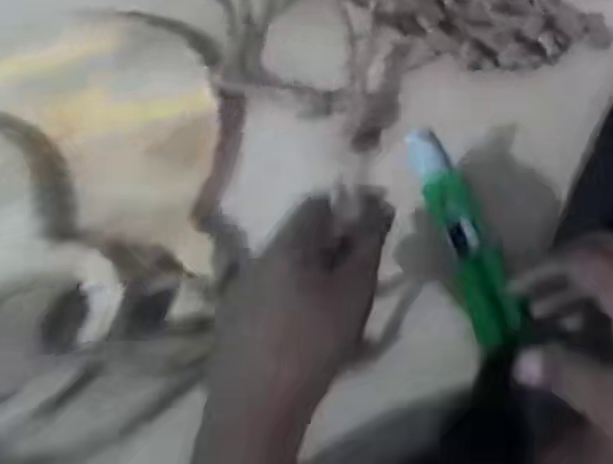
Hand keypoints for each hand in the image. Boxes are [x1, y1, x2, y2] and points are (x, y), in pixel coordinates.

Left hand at [205, 190, 394, 425]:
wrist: (257, 410)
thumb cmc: (315, 336)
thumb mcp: (356, 282)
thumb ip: (369, 237)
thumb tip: (379, 202)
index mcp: (284, 248)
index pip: (317, 202)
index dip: (350, 202)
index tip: (378, 216)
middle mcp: (254, 263)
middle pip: (303, 233)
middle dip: (339, 237)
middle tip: (367, 255)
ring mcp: (238, 295)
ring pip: (290, 262)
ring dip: (321, 264)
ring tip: (347, 286)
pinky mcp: (233, 322)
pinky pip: (275, 286)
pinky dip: (301, 286)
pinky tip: (317, 311)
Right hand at [512, 233, 612, 459]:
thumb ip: (568, 374)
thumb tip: (522, 357)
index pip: (580, 257)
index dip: (541, 270)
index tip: (508, 291)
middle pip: (601, 249)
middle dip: (561, 268)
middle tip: (525, 298)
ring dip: (582, 281)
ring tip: (543, 316)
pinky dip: (604, 292)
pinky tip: (585, 327)